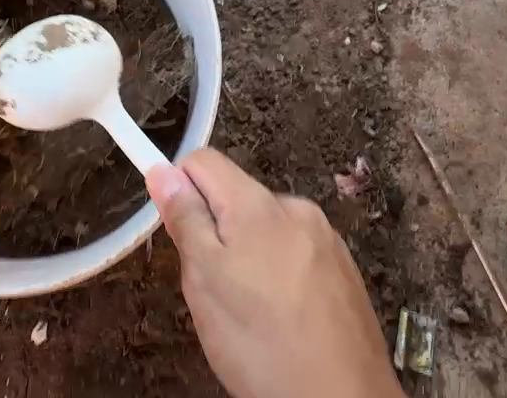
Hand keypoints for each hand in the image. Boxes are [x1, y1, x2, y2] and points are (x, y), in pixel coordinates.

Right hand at [148, 149, 399, 397]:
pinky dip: (280, 273)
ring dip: (249, 253)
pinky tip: (284, 318)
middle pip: (236, 196)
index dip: (179, 187)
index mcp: (257, 204)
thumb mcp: (205, 282)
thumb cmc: (262, 345)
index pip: (203, 160)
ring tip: (251, 311)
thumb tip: (162, 171)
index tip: (179, 232)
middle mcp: (295, 208)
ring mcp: (325, 239)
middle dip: (216, 231)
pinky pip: (295, 254)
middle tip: (215, 287)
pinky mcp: (345, 270)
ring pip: (265, 229)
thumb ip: (185, 220)